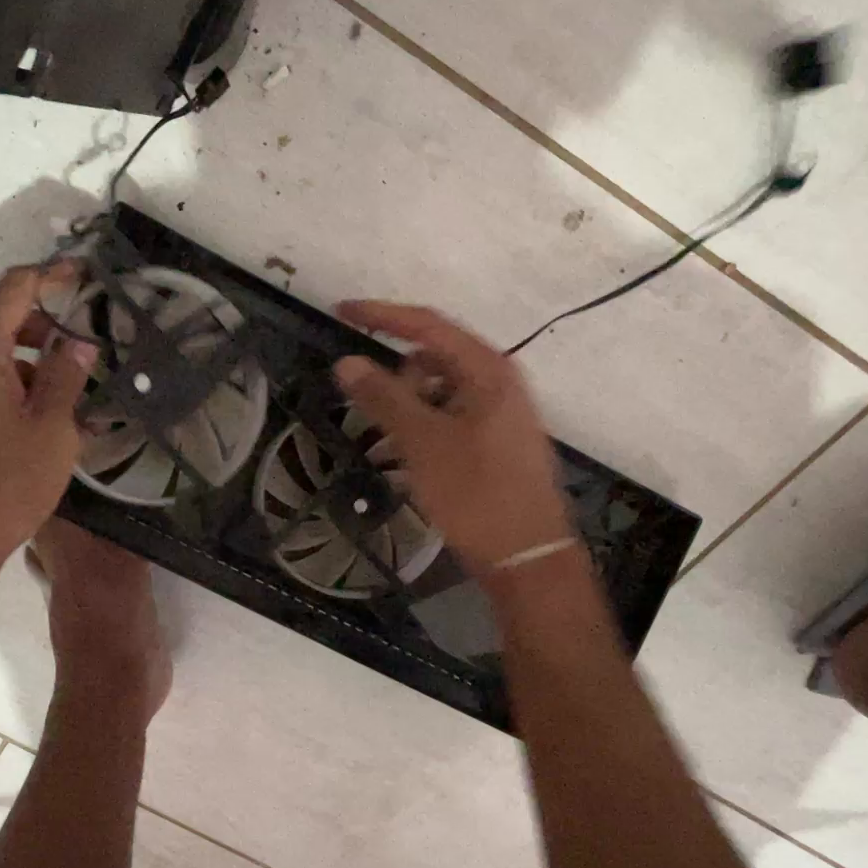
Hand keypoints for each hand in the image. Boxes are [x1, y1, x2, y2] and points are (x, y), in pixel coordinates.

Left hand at [0, 265, 98, 571]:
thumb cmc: (4, 484)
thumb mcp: (50, 428)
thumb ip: (66, 376)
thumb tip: (78, 341)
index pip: (13, 290)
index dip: (50, 275)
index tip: (83, 273)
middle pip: (0, 321)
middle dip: (45, 326)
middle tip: (86, 348)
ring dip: (32, 362)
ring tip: (74, 393)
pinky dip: (14, 386)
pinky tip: (45, 419)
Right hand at [333, 301, 572, 569]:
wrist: (526, 555)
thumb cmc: (475, 493)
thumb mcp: (422, 442)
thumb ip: (383, 398)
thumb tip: (346, 362)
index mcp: (487, 370)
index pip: (427, 324)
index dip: (381, 316)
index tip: (341, 312)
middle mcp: (498, 383)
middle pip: (434, 359)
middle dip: (394, 375)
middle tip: (366, 406)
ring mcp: (500, 414)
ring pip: (439, 393)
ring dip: (405, 407)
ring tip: (381, 441)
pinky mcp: (495, 443)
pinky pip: (449, 419)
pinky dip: (422, 429)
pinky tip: (402, 460)